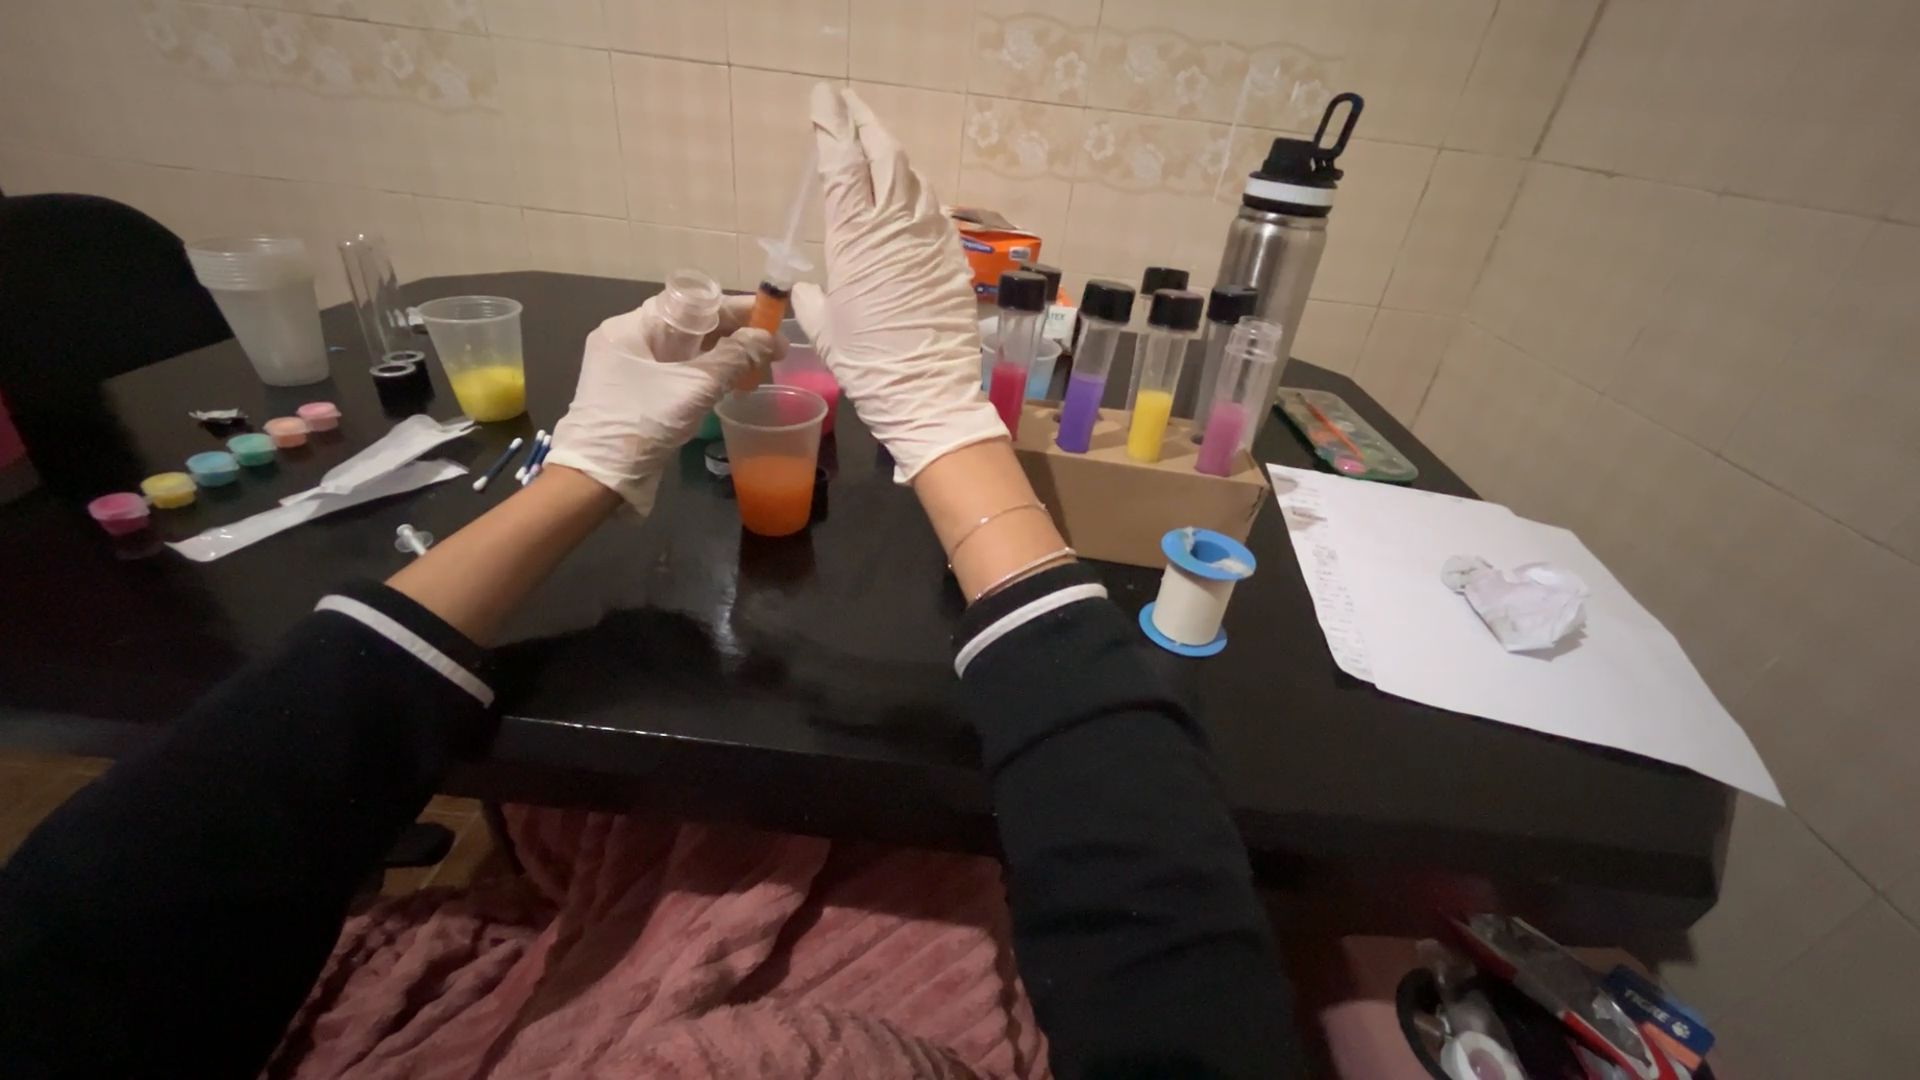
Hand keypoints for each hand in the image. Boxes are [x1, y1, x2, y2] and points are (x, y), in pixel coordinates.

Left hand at [546, 293, 779, 512]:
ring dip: (728, 357)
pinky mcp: (643, 396)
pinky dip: (712, 377)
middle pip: (693, 327)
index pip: (692, 304)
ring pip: (691, 353)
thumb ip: (733, 360)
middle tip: (775, 349)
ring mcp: (635, 371)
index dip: (734, 308)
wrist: (599, 480)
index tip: (770, 317)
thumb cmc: (640, 425)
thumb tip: (767, 340)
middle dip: (736, 334)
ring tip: (762, 368)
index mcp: (632, 329)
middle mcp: (631, 343)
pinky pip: (684, 375)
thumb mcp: (692, 388)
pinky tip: (737, 385)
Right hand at [790, 85, 1004, 482]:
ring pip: (914, 179)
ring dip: (894, 156)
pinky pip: (935, 212)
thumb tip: (811, 286)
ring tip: (879, 146)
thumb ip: (813, 299)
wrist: (927, 396)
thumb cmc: (869, 366)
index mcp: (855, 239)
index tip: (824, 99)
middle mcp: (895, 228)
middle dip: (865, 123)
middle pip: (884, 156)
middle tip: (851, 107)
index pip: (843, 164)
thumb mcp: (826, 331)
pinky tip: (911, 196)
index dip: (832, 125)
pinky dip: (919, 194)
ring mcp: (931, 241)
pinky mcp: (953, 261)